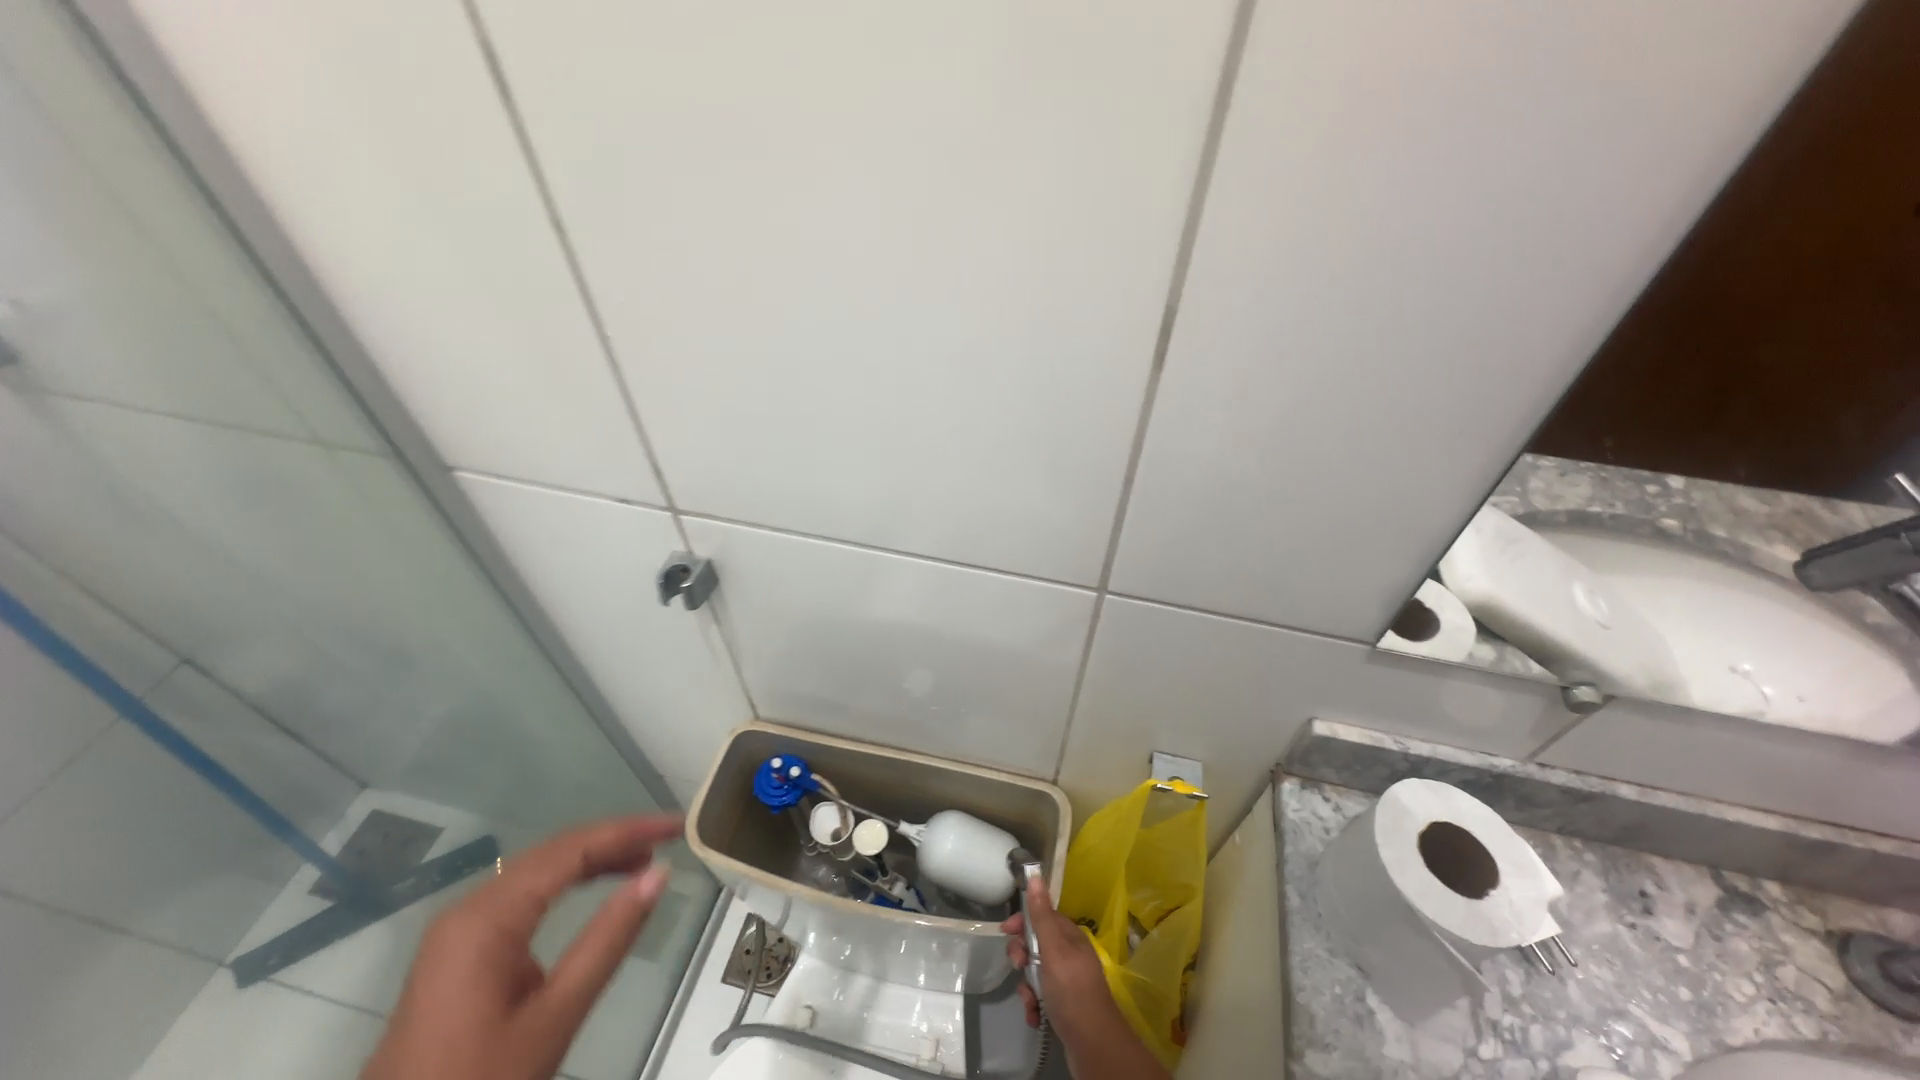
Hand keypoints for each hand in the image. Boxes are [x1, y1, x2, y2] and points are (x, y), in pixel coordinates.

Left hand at [361, 816, 681, 1079]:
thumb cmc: (481, 1079)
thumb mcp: (556, 1015)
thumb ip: (608, 941)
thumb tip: (658, 876)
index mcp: (488, 917)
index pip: (570, 850)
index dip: (627, 831)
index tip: (678, 825)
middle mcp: (469, 908)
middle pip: (552, 853)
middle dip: (613, 839)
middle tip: (671, 839)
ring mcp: (460, 928)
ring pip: (536, 872)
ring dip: (592, 859)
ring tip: (645, 861)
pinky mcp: (460, 950)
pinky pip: (521, 896)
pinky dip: (565, 883)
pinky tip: (594, 887)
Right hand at [1001, 878, 1173, 1079]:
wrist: (1093, 1044)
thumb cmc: (1072, 991)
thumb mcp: (1054, 949)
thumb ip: (1041, 915)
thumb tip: (1035, 875)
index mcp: (1071, 938)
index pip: (1043, 917)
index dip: (1023, 922)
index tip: (1005, 932)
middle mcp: (1071, 956)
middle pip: (1036, 945)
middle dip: (1022, 957)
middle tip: (1020, 966)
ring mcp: (1068, 982)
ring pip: (1035, 974)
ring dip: (1027, 986)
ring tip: (1030, 1000)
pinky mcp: (1064, 1005)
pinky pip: (1040, 997)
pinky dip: (1034, 1005)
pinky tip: (1035, 1015)